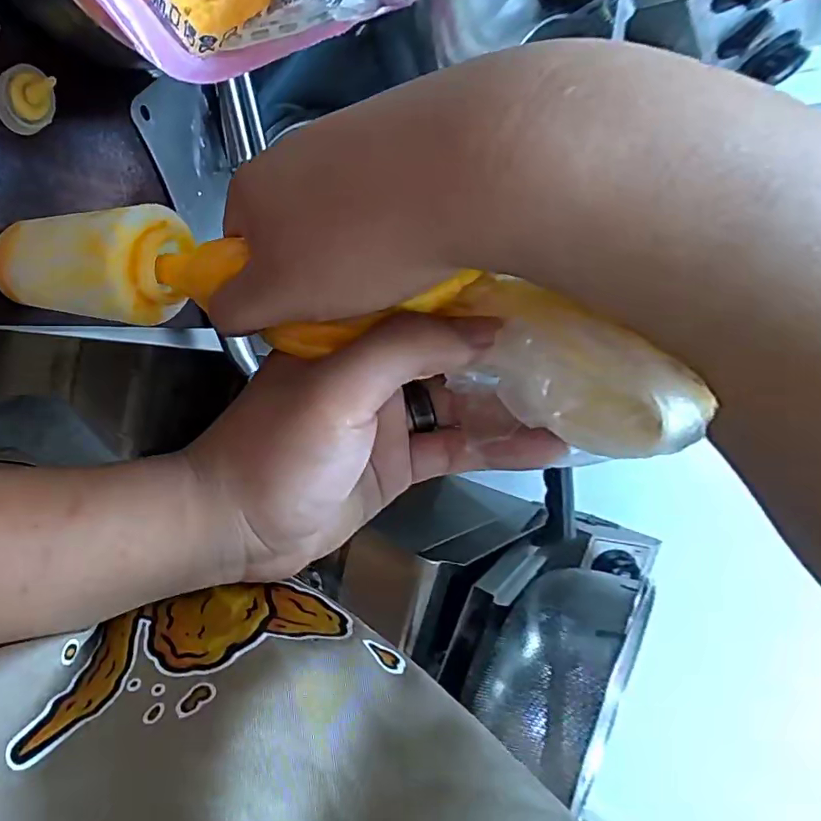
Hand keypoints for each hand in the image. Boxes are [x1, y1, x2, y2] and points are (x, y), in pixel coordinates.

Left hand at [182, 314, 565, 581]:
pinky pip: (454, 448)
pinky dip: (497, 447)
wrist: (238, 527)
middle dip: (507, 351)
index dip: (478, 300)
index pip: (421, 306)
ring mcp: (385, 421)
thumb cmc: (276, 451)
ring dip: (512, 400)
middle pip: (448, 352)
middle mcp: (369, 373)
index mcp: (347, 339)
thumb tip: (486, 327)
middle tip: (582, 345)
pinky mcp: (395, 465)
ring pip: (459, 402)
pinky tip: (551, 446)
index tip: (543, 292)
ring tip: (583, 394)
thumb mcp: (336, 389)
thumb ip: (402, 349)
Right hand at [207, 40, 773, 334]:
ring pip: (347, 205)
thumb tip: (224, 304)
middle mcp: (292, 147)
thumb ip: (233, 307)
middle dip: (322, 264)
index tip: (312, 309)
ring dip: (366, 240)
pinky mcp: (407, 115)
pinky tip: (435, 226)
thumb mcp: (279, 295)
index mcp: (251, 185)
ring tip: (406, 264)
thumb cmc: (362, 242)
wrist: (480, 157)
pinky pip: (392, 179)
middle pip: (295, 226)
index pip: (243, 249)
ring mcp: (350, 125)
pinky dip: (405, 207)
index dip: (273, 287)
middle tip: (362, 296)